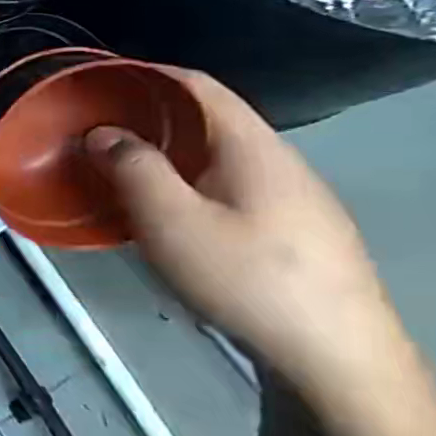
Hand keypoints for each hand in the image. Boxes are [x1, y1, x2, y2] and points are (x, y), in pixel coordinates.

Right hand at [85, 68, 404, 396]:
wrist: (339, 362)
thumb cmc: (247, 278)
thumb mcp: (171, 221)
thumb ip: (132, 167)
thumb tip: (103, 131)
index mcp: (254, 148)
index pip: (199, 85)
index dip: (148, 72)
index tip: (99, 77)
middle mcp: (280, 163)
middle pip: (209, 118)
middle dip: (150, 113)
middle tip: (96, 124)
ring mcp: (295, 200)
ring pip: (220, 155)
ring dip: (168, 149)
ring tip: (120, 164)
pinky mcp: (297, 233)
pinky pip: (230, 184)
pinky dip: (188, 178)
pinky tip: (168, 209)